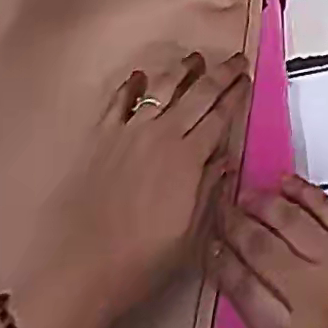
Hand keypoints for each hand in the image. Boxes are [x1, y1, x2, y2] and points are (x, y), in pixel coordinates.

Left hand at [10, 53, 251, 327]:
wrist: (79, 268)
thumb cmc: (140, 259)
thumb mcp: (189, 235)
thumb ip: (209, 189)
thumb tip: (227, 157)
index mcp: (188, 158)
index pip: (220, 116)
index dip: (236, 95)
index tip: (247, 79)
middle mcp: (163, 134)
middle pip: (199, 93)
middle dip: (222, 73)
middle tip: (237, 59)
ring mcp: (130, 130)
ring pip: (163, 86)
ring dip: (183, 69)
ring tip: (196, 58)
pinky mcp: (102, 135)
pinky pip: (120, 100)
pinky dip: (132, 84)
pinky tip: (140, 75)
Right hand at [210, 175, 327, 327]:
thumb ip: (262, 310)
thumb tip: (231, 266)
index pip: (245, 290)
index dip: (221, 263)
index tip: (210, 245)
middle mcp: (316, 294)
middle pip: (262, 249)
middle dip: (235, 226)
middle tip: (220, 211)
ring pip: (289, 220)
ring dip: (261, 203)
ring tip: (244, 195)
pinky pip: (323, 204)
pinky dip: (301, 190)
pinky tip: (283, 183)